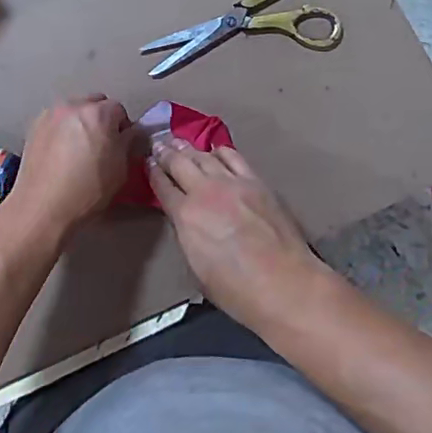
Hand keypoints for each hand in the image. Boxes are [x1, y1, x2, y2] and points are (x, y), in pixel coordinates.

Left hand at [8, 95, 134, 238]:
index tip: (121, 145)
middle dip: (102, 118)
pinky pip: (56, 121)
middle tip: (102, 144)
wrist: (43, 206)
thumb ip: (129, 143)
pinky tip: (61, 152)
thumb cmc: (88, 190)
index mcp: (98, 113)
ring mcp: (50, 115)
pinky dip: (62, 129)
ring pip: (73, 110)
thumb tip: (132, 132)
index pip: (119, 109)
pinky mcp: (34, 127)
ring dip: (80, 122)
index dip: (123, 127)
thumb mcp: (120, 169)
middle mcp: (72, 106)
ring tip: (79, 148)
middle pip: (95, 103)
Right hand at [147, 138, 328, 330]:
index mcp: (185, 215)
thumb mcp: (196, 268)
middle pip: (179, 162)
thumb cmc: (236, 290)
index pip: (162, 186)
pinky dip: (220, 151)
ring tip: (179, 142)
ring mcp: (232, 182)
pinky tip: (215, 149)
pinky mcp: (256, 182)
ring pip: (204, 156)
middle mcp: (204, 191)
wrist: (284, 284)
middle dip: (165, 153)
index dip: (152, 172)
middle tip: (158, 145)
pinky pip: (233, 157)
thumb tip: (186, 222)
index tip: (147, 163)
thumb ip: (187, 237)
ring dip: (189, 148)